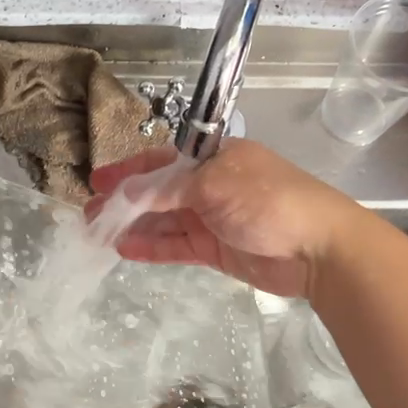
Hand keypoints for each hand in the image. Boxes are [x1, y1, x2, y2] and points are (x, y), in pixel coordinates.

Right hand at [85, 139, 366, 298]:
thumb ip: (167, 190)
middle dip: (123, 202)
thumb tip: (128, 195)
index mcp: (214, 158)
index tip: (98, 181)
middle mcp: (210, 185)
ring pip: (163, 221)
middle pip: (158, 192)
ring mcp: (212, 219)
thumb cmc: (269, 201)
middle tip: (89, 214)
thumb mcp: (214, 184)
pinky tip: (126, 249)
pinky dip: (152, 247)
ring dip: (132, 226)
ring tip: (98, 235)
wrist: (318, 249)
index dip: (129, 171)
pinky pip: (176, 245)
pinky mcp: (216, 250)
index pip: (161, 161)